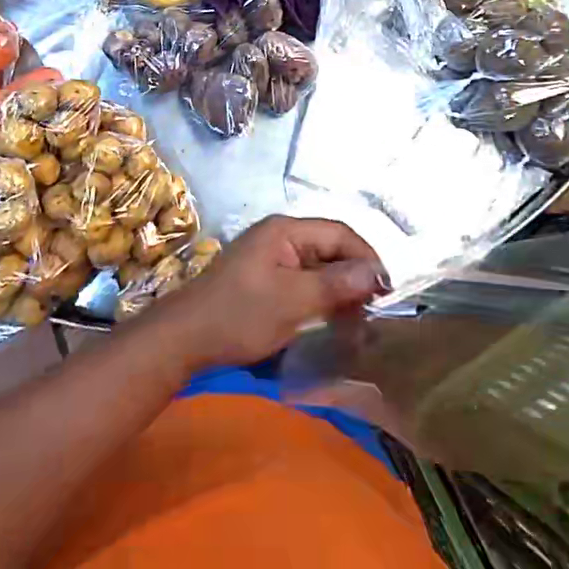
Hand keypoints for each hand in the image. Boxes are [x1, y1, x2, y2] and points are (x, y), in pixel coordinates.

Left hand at [139, 217, 385, 371]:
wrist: (184, 338)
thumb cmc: (239, 316)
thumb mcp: (293, 302)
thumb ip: (336, 284)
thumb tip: (377, 273)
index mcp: (285, 230)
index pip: (340, 234)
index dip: (367, 260)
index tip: (385, 293)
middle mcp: (279, 235)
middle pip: (329, 248)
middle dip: (353, 276)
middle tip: (371, 311)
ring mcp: (269, 256)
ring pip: (317, 266)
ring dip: (337, 290)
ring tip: (354, 320)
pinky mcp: (262, 277)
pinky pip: (302, 280)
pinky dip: (319, 297)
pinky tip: (328, 320)